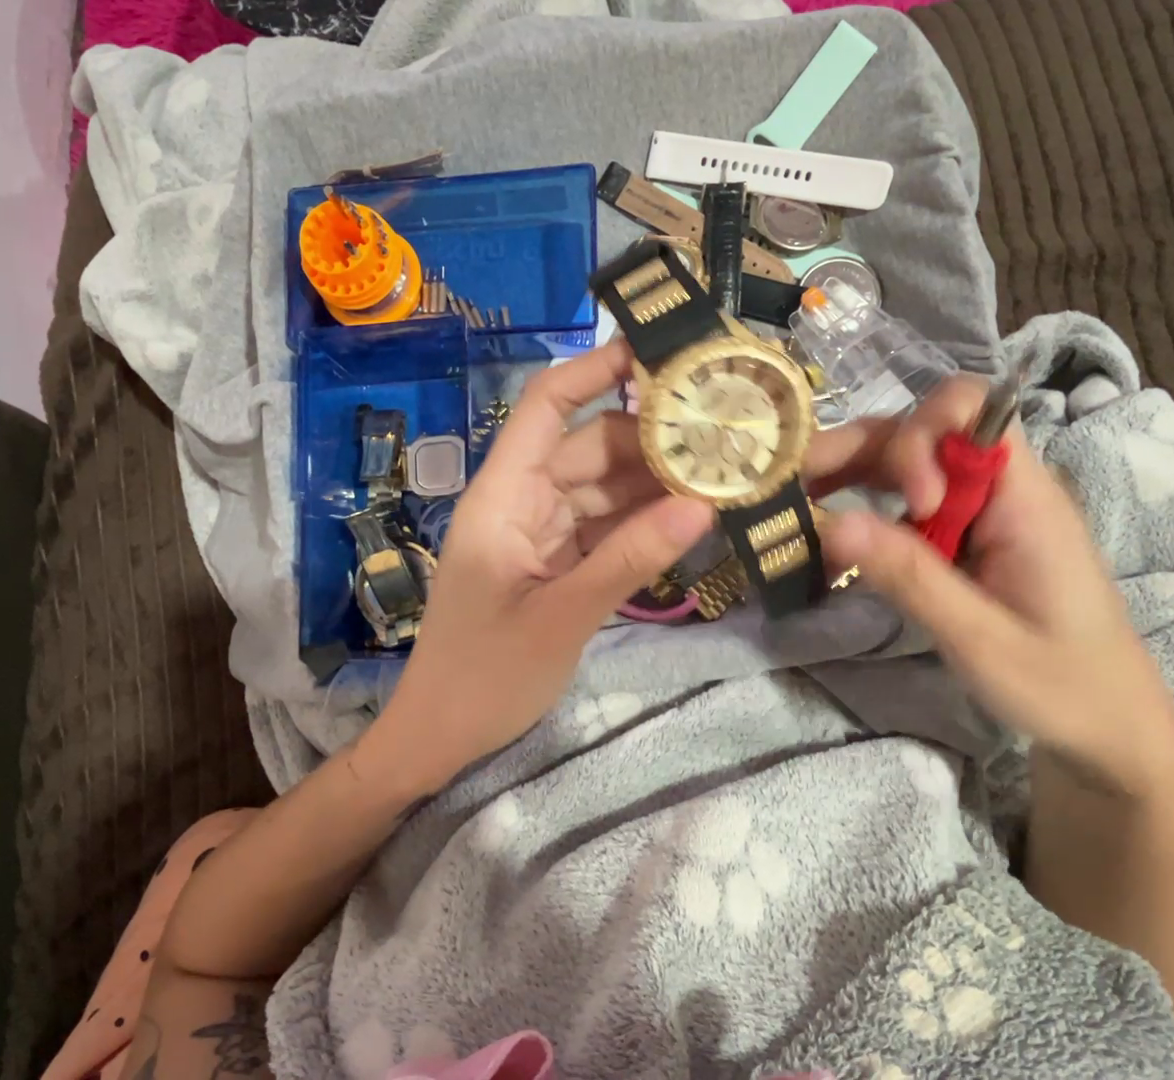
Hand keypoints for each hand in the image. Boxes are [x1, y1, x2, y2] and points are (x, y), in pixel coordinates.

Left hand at [364, 342, 714, 793]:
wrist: (440, 735)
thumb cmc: (485, 676)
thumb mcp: (562, 617)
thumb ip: (630, 558)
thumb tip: (702, 503)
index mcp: (502, 496)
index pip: (545, 406)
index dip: (595, 369)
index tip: (663, 351)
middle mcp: (520, 502)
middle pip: (589, 447)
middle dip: (653, 437)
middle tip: (733, 429)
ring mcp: (537, 534)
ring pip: (602, 489)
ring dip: (656, 483)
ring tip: (730, 470)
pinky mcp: (552, 566)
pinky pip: (602, 528)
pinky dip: (641, 525)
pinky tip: (693, 519)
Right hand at [810, 376, 1173, 793]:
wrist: (1107, 726)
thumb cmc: (1061, 685)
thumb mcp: (981, 639)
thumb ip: (910, 577)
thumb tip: (832, 523)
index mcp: (1025, 499)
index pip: (972, 412)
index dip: (925, 439)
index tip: (912, 504)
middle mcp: (998, 491)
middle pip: (924, 431)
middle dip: (859, 447)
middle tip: (800, 483)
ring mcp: (977, 514)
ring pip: (905, 464)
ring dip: (849, 473)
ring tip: (795, 499)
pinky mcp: (960, 539)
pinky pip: (903, 506)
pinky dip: (860, 511)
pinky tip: (825, 538)